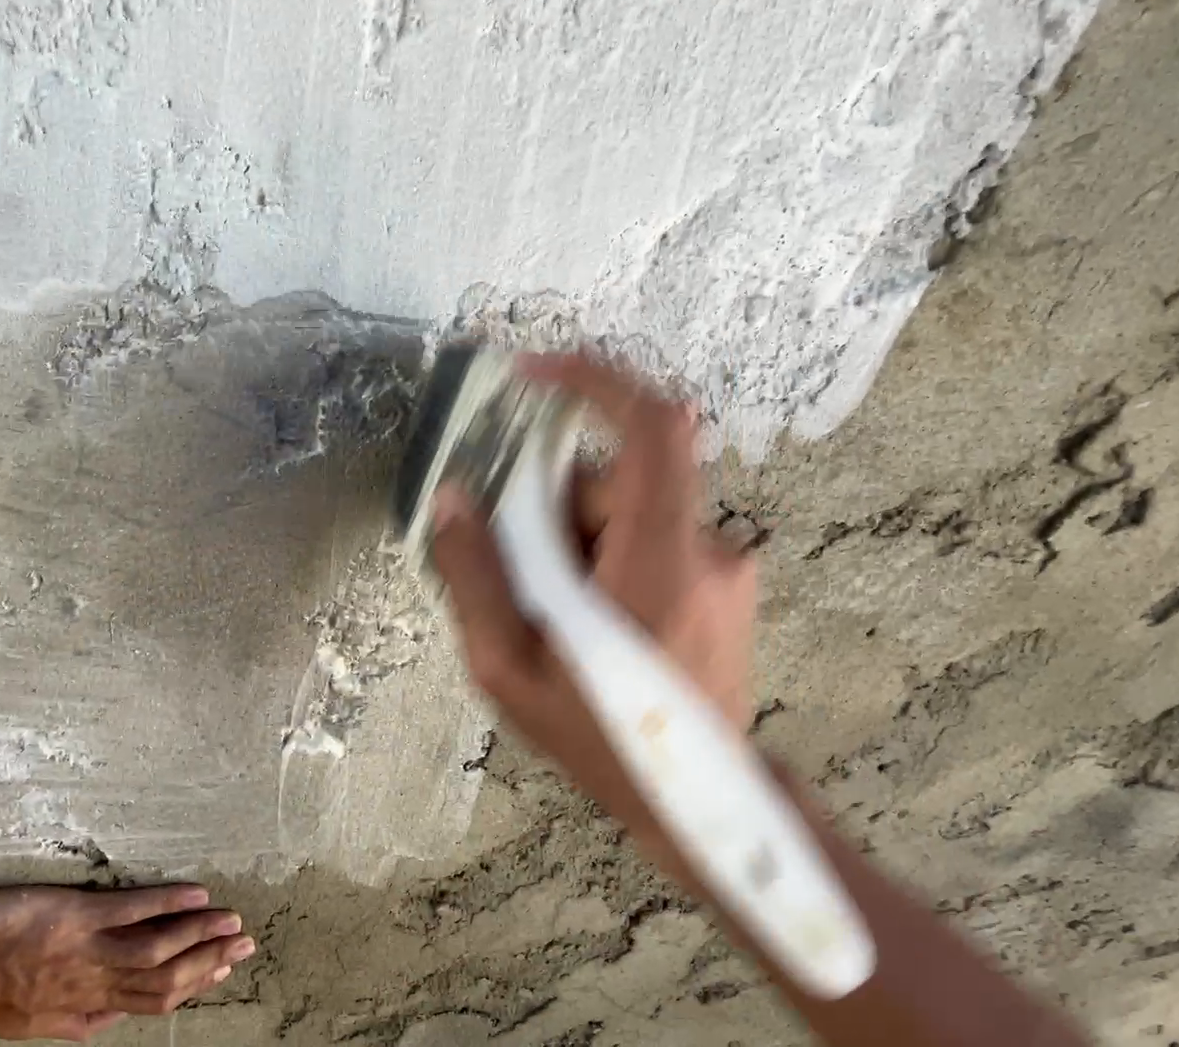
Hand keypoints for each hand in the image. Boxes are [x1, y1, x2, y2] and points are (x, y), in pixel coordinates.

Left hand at [0, 884, 254, 1040]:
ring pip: (159, 948)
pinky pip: (132, 911)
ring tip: (233, 921)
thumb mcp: (35, 1025)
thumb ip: (77, 1020)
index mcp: (89, 1006)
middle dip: (210, 962)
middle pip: (167, 977)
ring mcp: (90, 948)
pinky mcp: (78, 915)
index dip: (194, 988)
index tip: (221, 972)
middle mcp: (98, 981)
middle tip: (245, 944)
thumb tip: (108, 1019)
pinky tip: (195, 894)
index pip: (154, 1000)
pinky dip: (167, 903)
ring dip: (201, 935)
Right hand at [430, 351, 757, 761]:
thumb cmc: (597, 738)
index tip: (529, 375)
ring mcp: (724, 564)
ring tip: (561, 621)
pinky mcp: (725, 579)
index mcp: (657, 564)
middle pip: (613, 481)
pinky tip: (594, 624)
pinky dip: (604, 558)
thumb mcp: (505, 666)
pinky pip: (647, 535)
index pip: (652, 429)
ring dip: (576, 545)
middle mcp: (706, 548)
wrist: (698, 803)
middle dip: (552, 515)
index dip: (594, 380)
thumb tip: (453, 496)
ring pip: (626, 512)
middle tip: (525, 586)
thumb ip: (473, 574)